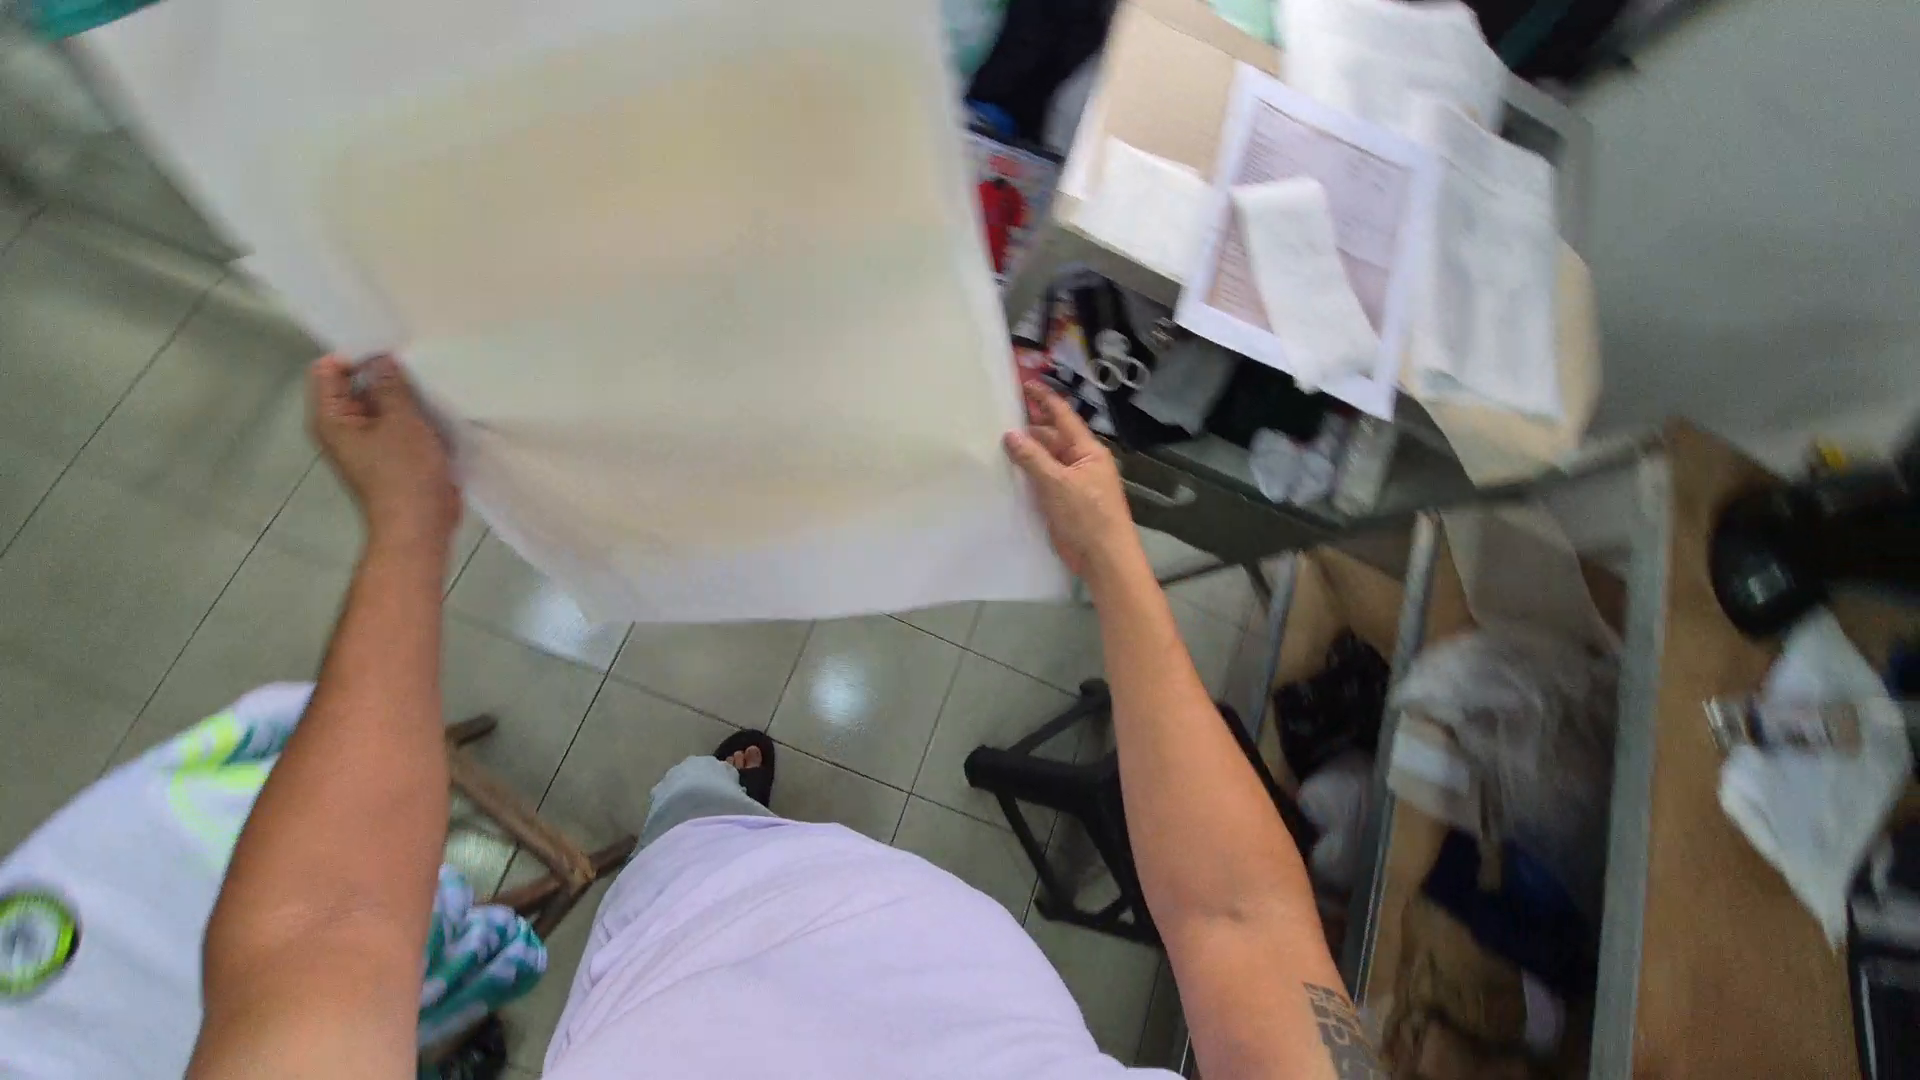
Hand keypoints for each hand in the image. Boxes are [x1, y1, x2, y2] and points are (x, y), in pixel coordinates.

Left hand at [308, 354, 459, 550]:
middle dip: (388, 377)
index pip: (328, 370)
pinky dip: (418, 421)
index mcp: (330, 419)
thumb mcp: (401, 422)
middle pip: (359, 388)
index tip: (392, 352)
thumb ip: (391, 386)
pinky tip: (442, 414)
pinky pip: (403, 428)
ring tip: (434, 389)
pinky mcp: (395, 458)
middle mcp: (344, 429)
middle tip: (420, 366)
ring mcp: (371, 445)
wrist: (420, 525)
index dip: (357, 356)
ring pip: (386, 408)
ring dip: (408, 400)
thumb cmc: (404, 473)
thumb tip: (383, 360)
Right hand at [1002, 383, 1146, 584]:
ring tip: (995, 443)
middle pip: (1052, 438)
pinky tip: (1006, 472)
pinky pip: (1042, 481)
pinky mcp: (1063, 502)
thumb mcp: (1058, 483)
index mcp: (1088, 450)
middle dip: (1029, 429)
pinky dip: (1027, 475)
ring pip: (1045, 460)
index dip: (1044, 399)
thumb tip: (1010, 434)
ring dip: (1025, 453)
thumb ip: (1033, 458)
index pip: (1063, 416)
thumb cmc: (1087, 517)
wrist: (1103, 558)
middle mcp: (1081, 462)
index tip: (1024, 385)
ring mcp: (1072, 483)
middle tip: (998, 418)